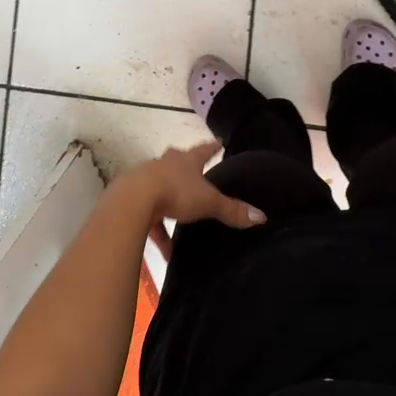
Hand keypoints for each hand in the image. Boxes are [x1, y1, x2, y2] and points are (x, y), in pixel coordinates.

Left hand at [118, 140, 265, 228]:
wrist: (133, 200)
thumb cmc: (175, 193)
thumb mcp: (208, 202)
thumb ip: (232, 210)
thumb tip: (262, 216)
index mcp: (186, 161)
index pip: (203, 150)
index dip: (212, 147)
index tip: (219, 141)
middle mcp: (166, 164)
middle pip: (177, 161)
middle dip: (185, 167)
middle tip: (195, 175)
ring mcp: (146, 178)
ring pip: (161, 187)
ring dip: (170, 203)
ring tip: (181, 226)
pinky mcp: (133, 198)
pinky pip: (150, 217)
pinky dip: (159, 232)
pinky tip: (166, 254)